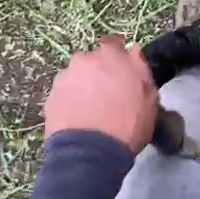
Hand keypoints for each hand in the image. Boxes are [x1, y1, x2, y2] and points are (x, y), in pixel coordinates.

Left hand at [43, 36, 158, 151]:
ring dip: (83, 86)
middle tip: (107, 94)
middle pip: (93, 60)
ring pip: (77, 76)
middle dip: (99, 72)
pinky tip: (78, 118)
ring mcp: (64, 77)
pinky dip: (70, 101)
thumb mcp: (149, 98)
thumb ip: (140, 69)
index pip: (114, 44)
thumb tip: (132, 53)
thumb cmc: (127, 125)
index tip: (122, 73)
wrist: (90, 154)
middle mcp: (84, 59)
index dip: (118, 58)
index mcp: (110, 54)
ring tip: (90, 110)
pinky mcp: (51, 97)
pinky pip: (64, 94)